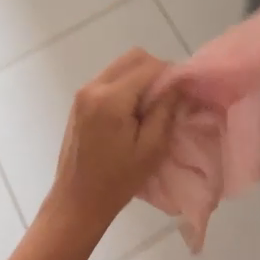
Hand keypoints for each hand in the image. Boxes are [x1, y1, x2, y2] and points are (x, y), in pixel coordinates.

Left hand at [42, 49, 183, 235]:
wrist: (76, 201)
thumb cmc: (117, 181)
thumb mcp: (151, 148)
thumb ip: (166, 109)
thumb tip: (179, 82)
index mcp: (111, 99)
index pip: (149, 67)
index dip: (171, 74)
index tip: (183, 91)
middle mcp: (94, 87)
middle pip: (133, 57)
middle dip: (156, 70)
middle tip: (168, 97)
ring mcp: (84, 91)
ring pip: (121, 65)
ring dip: (140, 76)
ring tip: (151, 106)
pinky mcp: (79, 100)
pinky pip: (109, 78)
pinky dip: (126, 84)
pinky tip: (133, 111)